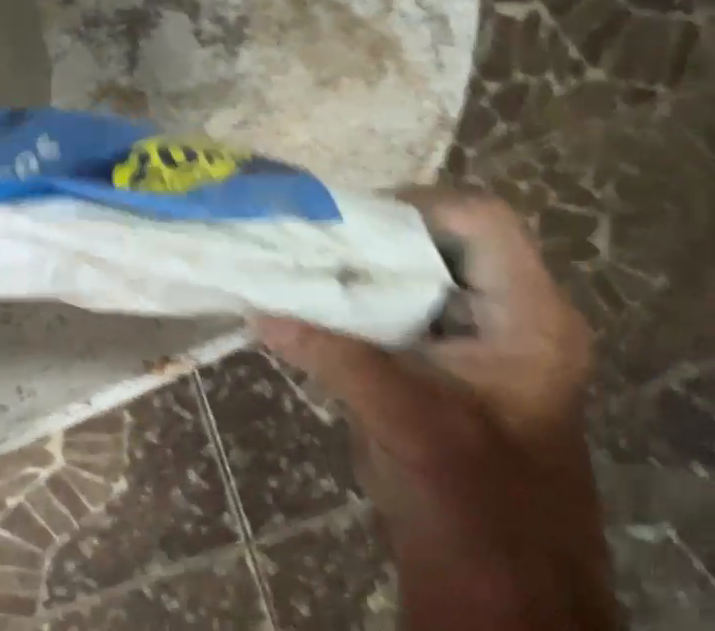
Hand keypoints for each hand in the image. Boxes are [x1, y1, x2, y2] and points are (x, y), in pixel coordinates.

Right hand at [251, 190, 612, 630]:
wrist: (491, 574)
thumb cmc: (471, 494)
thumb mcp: (404, 418)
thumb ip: (332, 355)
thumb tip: (255, 308)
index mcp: (528, 319)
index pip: (481, 223)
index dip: (412, 207)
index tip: (337, 223)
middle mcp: (504, 316)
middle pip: (436, 240)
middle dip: (364, 233)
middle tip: (295, 235)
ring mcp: (467, 340)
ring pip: (405, 273)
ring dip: (347, 267)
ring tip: (284, 260)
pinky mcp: (430, 364)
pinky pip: (386, 309)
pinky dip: (341, 299)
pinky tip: (293, 303)